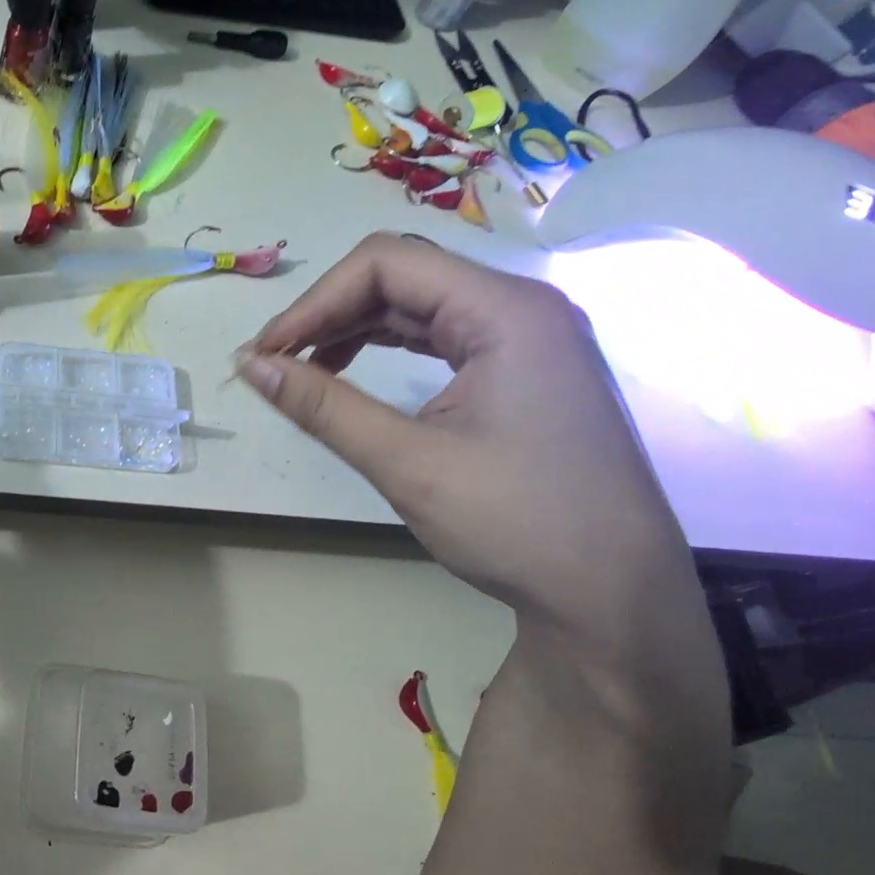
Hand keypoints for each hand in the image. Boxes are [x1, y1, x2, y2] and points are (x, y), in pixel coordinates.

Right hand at [243, 234, 730, 874]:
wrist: (623, 611)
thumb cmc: (525, 531)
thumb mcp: (409, 461)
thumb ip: (326, 402)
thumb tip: (251, 364)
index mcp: (510, 313)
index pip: (385, 264)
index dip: (312, 298)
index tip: (264, 356)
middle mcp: (526, 312)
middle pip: (400, 277)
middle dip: (327, 312)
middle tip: (276, 366)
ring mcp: (529, 347)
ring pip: (417, 308)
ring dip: (353, 334)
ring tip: (306, 378)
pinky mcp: (524, 382)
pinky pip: (437, 344)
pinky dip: (386, 358)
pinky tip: (360, 393)